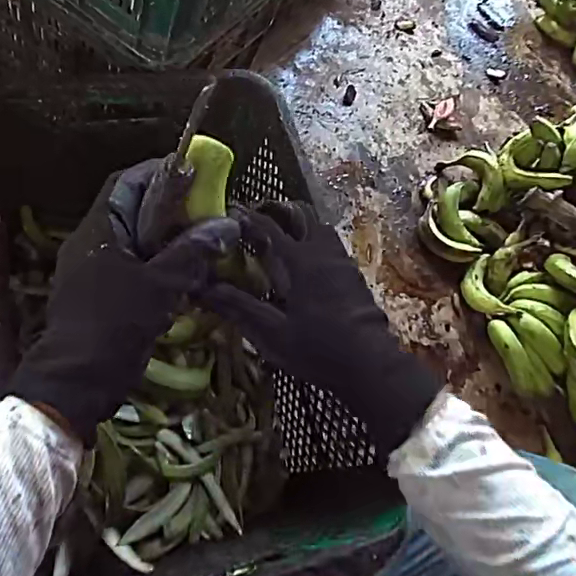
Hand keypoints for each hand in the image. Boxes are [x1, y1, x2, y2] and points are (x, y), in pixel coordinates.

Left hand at [9, 159, 238, 441]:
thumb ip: (193, 252)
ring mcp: (98, 271)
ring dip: (172, 240)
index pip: (127, 183)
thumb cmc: (113, 325)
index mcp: (99, 230)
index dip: (160, 172)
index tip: (195, 173)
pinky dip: (165, 267)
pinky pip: (139, 268)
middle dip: (173, 208)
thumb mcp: (159, 284)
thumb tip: (228, 224)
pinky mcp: (106, 296)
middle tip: (209, 211)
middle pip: (136, 210)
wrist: (76, 384)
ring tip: (206, 242)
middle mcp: (95, 243)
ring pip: (140, 241)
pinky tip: (191, 277)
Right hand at [199, 202, 440, 457]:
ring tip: (281, 239)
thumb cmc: (318, 349)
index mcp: (300, 261)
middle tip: (257, 220)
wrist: (371, 364)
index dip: (248, 216)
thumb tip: (204, 289)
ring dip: (299, 225)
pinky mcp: (354, 276)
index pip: (269, 227)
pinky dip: (313, 242)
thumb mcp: (272, 333)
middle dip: (278, 210)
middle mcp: (323, 252)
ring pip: (319, 228)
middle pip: (301, 214)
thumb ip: (239, 308)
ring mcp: (342, 262)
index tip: (230, 212)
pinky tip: (306, 265)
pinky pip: (331, 245)